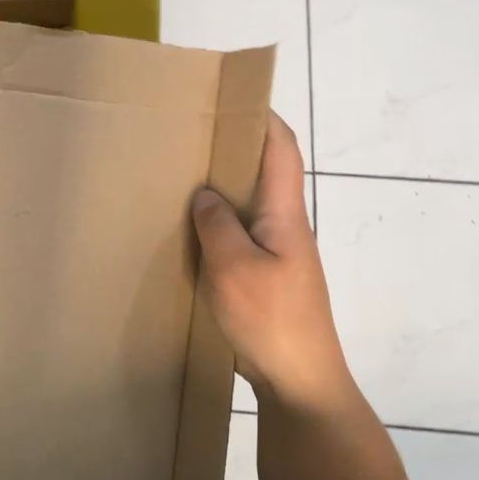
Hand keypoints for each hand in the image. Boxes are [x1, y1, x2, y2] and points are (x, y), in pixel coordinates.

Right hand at [192, 113, 353, 408]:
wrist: (300, 380)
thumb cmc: (271, 319)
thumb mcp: (234, 267)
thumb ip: (217, 225)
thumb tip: (205, 194)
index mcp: (285, 215)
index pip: (281, 151)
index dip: (262, 119)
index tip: (233, 100)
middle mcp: (286, 229)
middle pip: (263, 177)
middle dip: (232, 154)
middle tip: (188, 145)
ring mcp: (279, 258)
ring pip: (249, 212)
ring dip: (221, 196)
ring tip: (178, 188)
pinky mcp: (267, 283)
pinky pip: (240, 243)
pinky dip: (217, 232)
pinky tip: (189, 242)